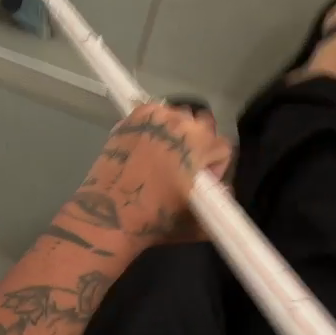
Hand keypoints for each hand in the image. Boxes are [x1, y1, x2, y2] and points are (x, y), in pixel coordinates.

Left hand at [61, 103, 233, 249]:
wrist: (111, 211)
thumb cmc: (158, 219)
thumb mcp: (200, 221)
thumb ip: (221, 201)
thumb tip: (224, 189)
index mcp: (200, 143)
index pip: (223, 146)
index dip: (216, 166)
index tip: (203, 180)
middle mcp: (180, 122)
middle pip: (202, 125)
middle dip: (199, 144)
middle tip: (184, 166)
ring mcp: (155, 115)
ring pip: (178, 116)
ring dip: (177, 132)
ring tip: (164, 155)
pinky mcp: (134, 114)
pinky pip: (155, 112)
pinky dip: (156, 124)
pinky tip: (148, 145)